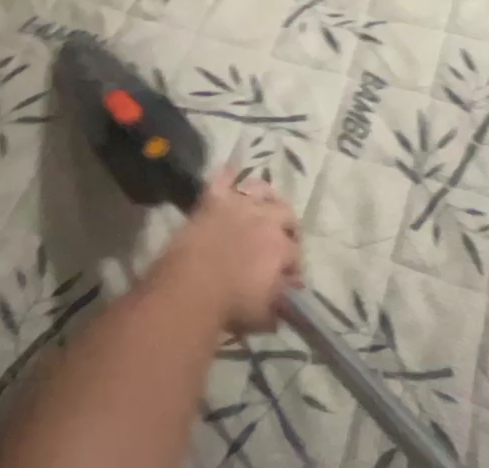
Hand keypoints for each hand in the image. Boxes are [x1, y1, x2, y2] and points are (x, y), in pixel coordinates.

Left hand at [154, 165, 300, 334]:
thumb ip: (281, 301)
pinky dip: (227, 175)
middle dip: (286, 226)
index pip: (296, 254)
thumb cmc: (231, 305)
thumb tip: (290, 294)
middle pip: (285, 213)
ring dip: (263, 197)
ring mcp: (238, 204)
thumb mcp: (265, 314)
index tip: (286, 277)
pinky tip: (230, 174)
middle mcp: (265, 219)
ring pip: (259, 188)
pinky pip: (223, 177)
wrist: (192, 286)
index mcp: (282, 247)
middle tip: (277, 240)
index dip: (292, 266)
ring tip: (259, 208)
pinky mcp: (213, 199)